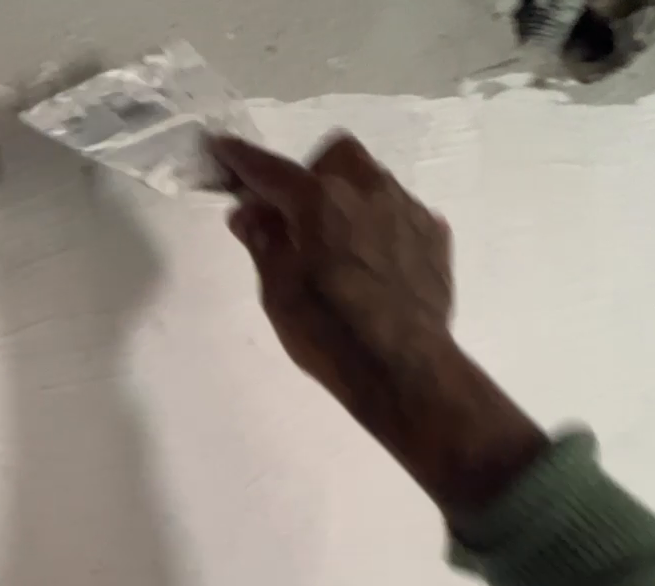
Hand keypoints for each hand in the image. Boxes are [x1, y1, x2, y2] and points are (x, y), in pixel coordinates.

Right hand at [208, 132, 547, 517]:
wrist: (402, 368)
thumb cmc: (327, 333)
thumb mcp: (279, 293)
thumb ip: (264, 244)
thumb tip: (248, 212)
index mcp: (320, 202)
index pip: (271, 171)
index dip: (241, 160)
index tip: (220, 147)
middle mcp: (368, 191)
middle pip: (336, 157)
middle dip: (311, 175)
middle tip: (297, 219)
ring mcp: (407, 210)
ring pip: (372, 183)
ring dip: (348, 202)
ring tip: (338, 248)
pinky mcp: (434, 236)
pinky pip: (399, 215)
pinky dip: (378, 229)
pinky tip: (372, 267)